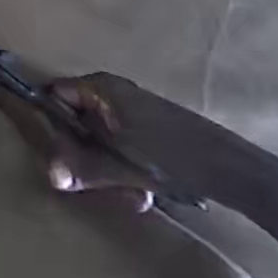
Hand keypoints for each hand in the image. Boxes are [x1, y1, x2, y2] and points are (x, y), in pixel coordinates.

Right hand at [0, 71, 249, 207]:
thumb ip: (82, 167)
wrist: (228, 166)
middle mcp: (111, 88)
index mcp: (99, 86)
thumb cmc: (167, 156)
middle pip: (76, 117)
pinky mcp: (147, 121)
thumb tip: (49, 173)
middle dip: (82, 152)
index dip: (49, 122)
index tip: (53, 151)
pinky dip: (122, 162)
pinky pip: (119, 138)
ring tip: (125, 191)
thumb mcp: (119, 166)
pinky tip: (140, 190)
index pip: (54, 94)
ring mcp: (131, 104)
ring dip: (105, 163)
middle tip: (91, 179)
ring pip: (99, 133)